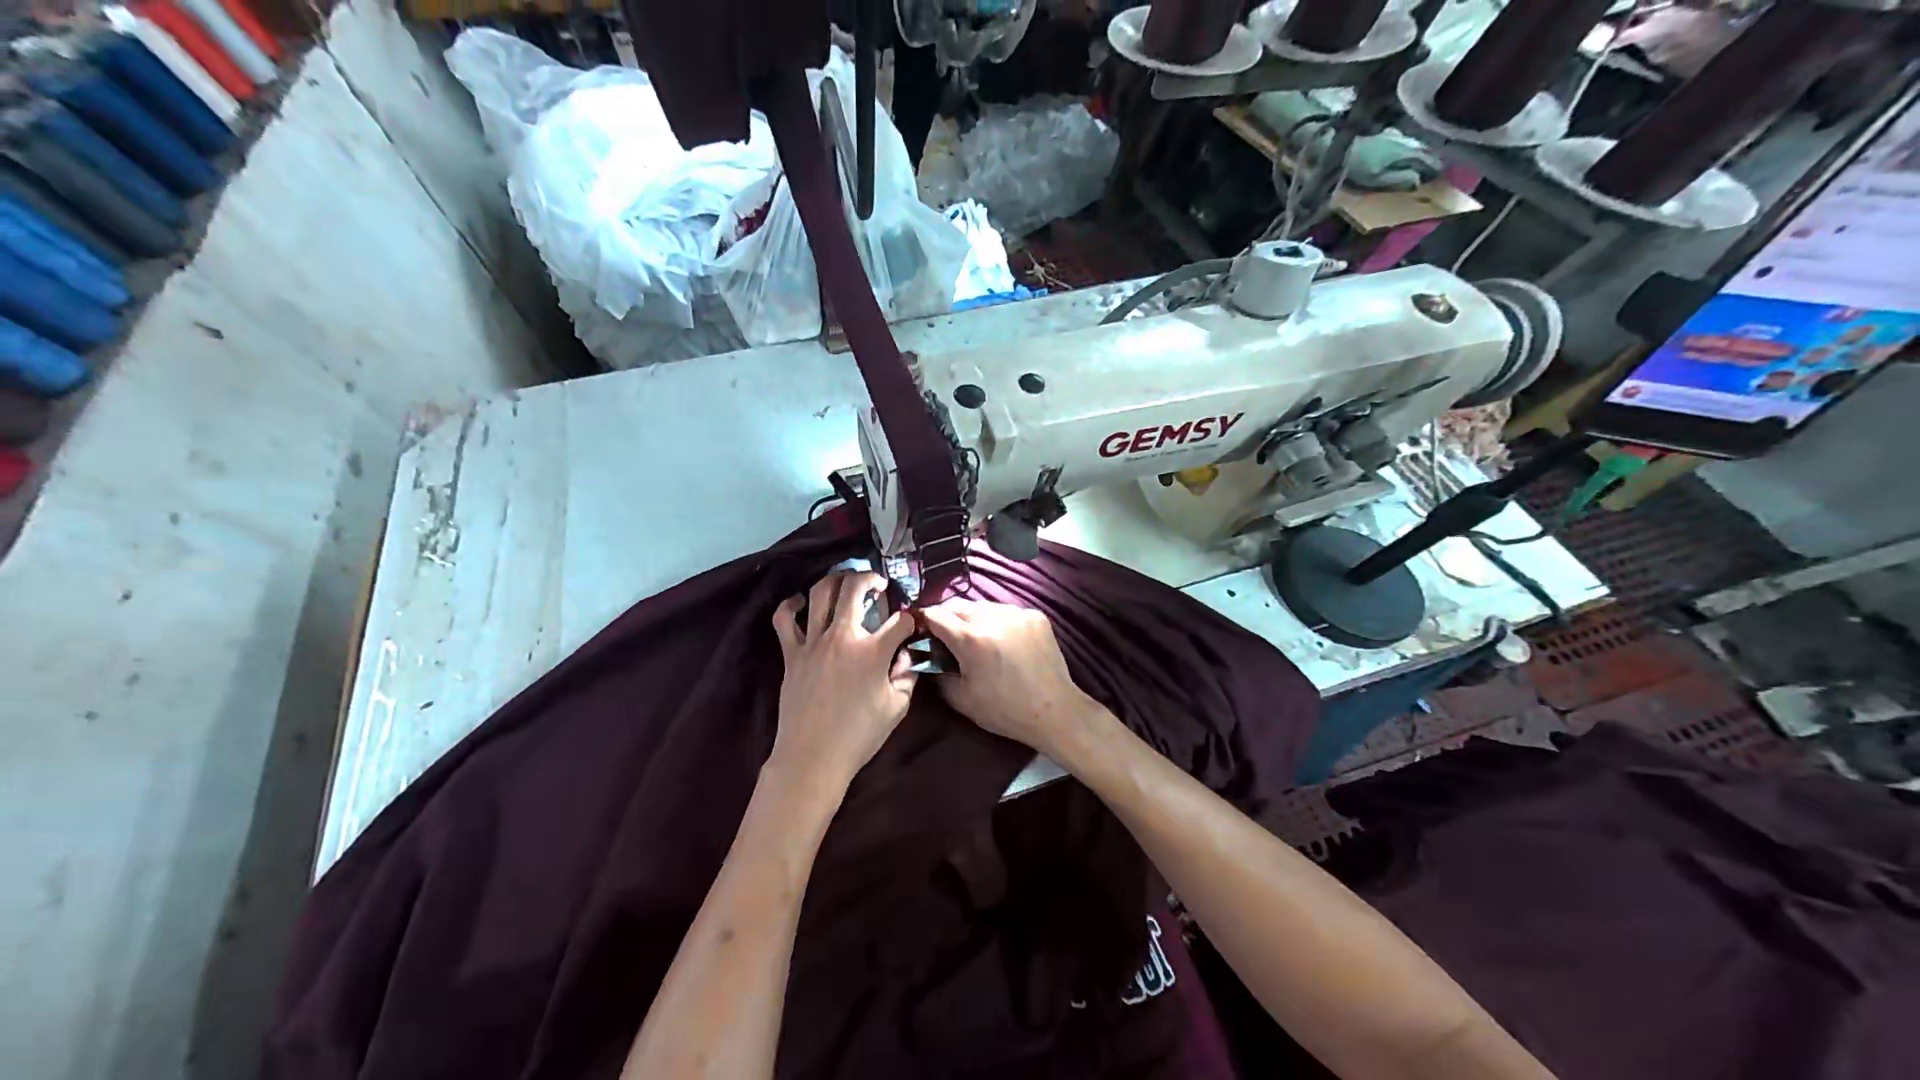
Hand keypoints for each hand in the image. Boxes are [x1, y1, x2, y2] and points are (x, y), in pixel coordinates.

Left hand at [769, 571, 918, 787]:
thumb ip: (906, 676)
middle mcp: (843, 636)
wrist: (812, 757)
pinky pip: (785, 619)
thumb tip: (906, 655)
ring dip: (836, 580)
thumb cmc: (859, 736)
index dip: (910, 618)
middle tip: (878, 584)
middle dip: (871, 578)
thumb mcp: (897, 708)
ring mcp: (813, 642)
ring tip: (846, 583)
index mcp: (873, 651)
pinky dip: (792, 605)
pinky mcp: (792, 653)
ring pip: (821, 592)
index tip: (911, 623)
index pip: (900, 620)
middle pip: (855, 587)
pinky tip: (801, 602)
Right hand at [916, 598, 1102, 759]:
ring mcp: (1017, 614)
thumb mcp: (960, 698)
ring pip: (983, 605)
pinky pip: (1006, 611)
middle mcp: (993, 618)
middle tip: (944, 633)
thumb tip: (927, 654)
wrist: (1054, 711)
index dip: (923, 620)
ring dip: (972, 617)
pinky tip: (1001, 640)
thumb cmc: (1004, 711)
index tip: (920, 628)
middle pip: (958, 604)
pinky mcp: (1035, 616)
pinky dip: (997, 621)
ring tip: (974, 637)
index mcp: (971, 639)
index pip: (936, 614)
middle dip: (946, 616)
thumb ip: (937, 671)